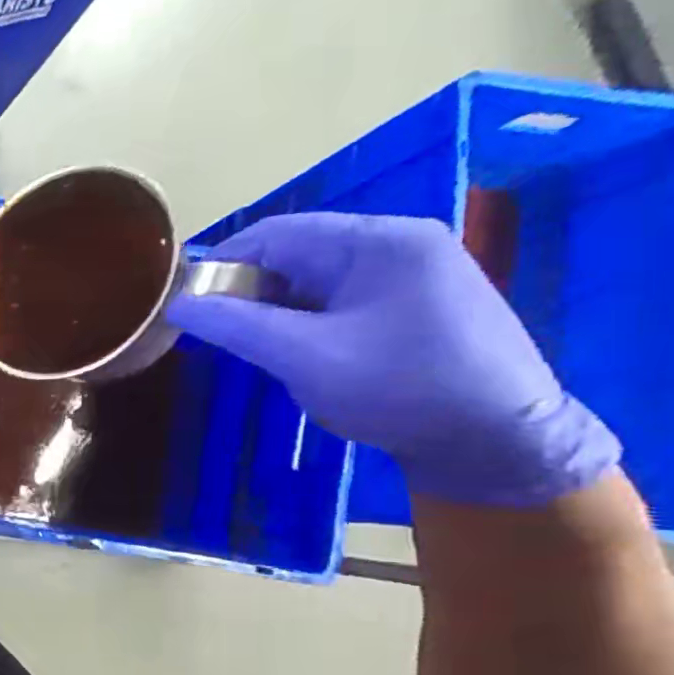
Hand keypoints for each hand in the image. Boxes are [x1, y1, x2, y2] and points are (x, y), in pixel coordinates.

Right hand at [166, 213, 619, 507]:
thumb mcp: (306, 357)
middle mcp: (398, 245)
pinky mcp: (416, 308)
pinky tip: (298, 357)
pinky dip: (306, 325)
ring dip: (276, 313)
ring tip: (256, 352)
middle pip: (297, 255)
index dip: (221, 264)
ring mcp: (412, 276)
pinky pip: (340, 303)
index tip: (184, 304)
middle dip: (248, 293)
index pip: (277, 233)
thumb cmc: (398, 389)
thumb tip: (178, 305)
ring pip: (316, 283)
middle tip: (217, 336)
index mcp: (377, 241)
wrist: (496, 441)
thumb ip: (237, 327)